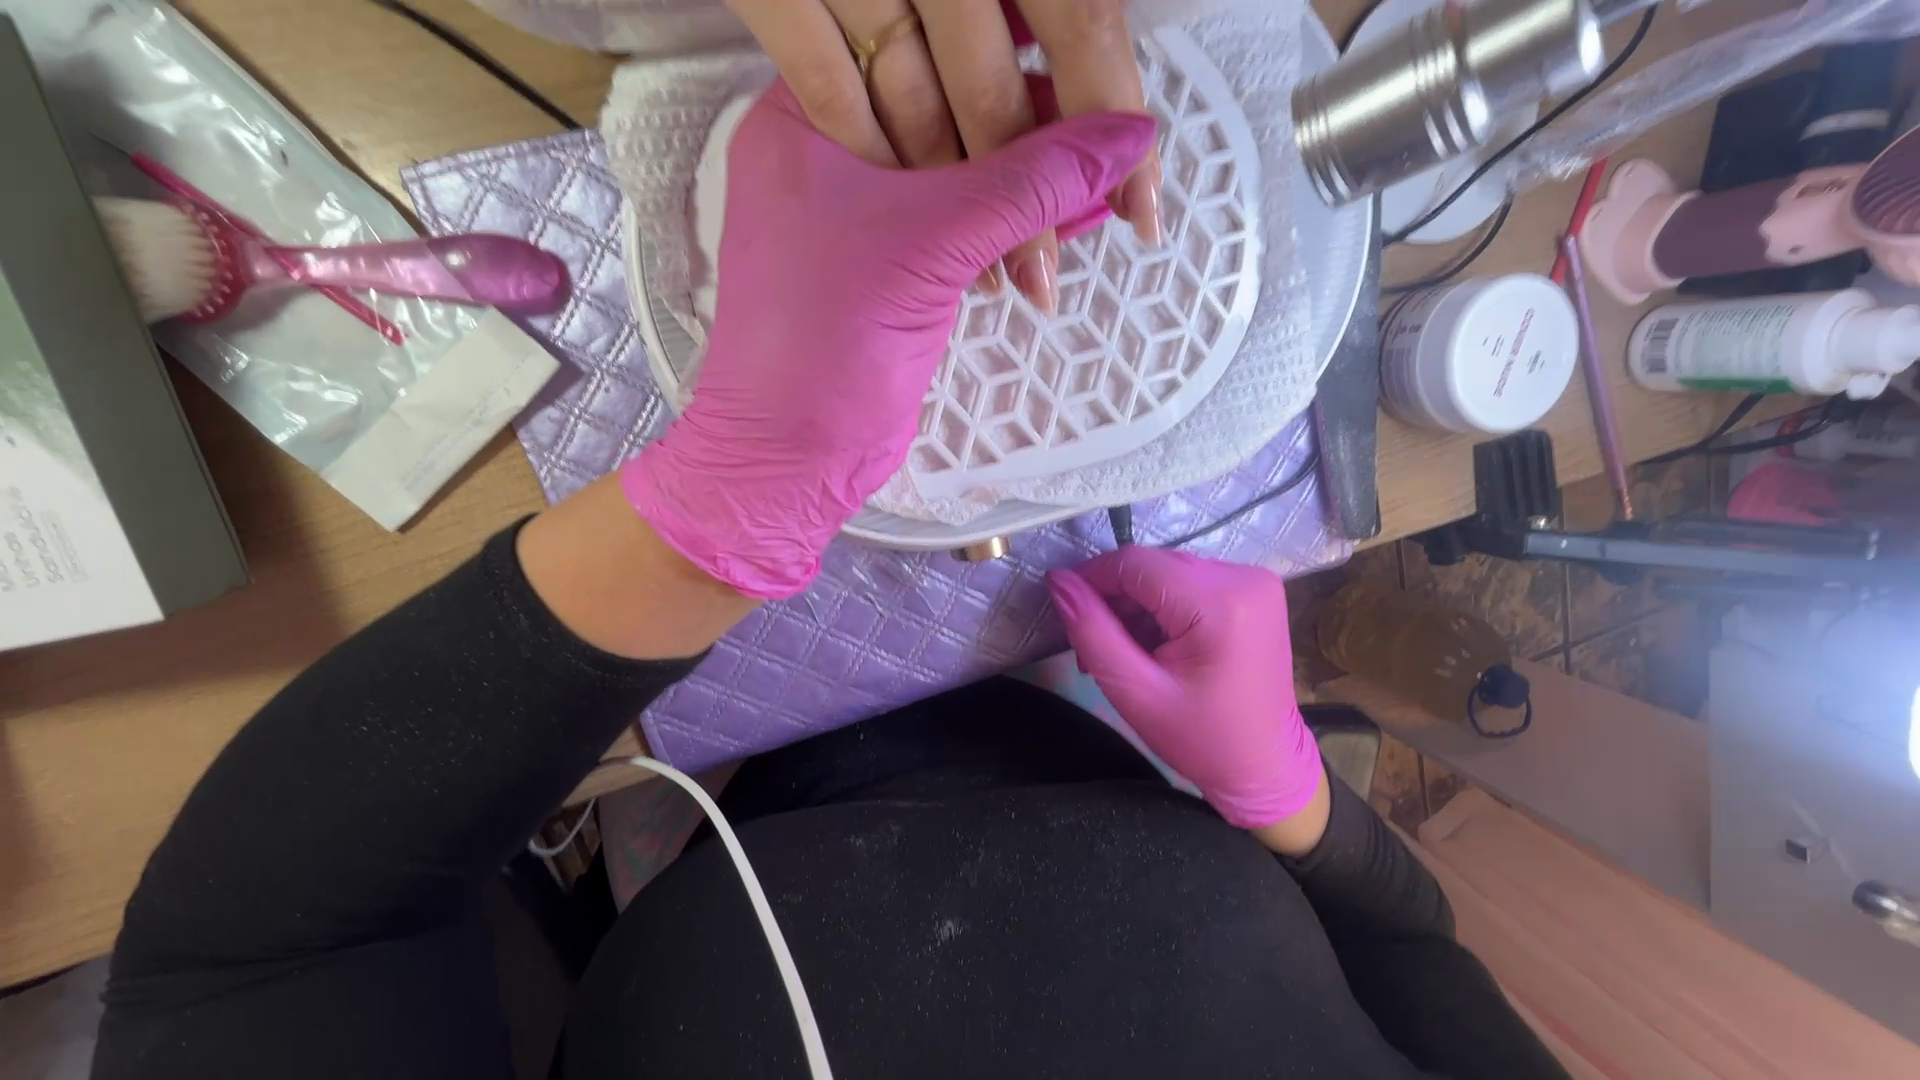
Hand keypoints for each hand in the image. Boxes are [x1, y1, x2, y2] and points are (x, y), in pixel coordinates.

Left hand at [724, 0, 1163, 313]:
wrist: (791, 456)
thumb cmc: (823, 346)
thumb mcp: (930, 247)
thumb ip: (1029, 184)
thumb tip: (1130, 134)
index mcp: (810, 112)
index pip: (920, 47)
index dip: (1006, 51)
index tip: (1084, 60)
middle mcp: (833, 148)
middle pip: (949, 103)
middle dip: (1033, 122)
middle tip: (1107, 136)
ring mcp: (862, 208)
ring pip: (963, 165)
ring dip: (1033, 179)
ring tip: (1102, 185)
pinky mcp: (892, 260)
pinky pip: (964, 219)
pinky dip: (1015, 222)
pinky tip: (1068, 223)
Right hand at [1047, 547, 1324, 832]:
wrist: (1265, 765)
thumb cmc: (1201, 739)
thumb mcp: (1135, 692)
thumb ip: (1092, 631)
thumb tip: (1058, 580)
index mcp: (1220, 603)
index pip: (1136, 563)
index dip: (1092, 578)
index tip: (1067, 608)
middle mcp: (1243, 578)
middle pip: (1153, 565)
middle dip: (1116, 597)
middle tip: (1093, 643)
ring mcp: (1254, 581)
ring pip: (1168, 571)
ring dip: (1138, 603)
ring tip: (1124, 650)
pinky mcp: (1254, 589)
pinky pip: (1190, 581)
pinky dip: (1164, 605)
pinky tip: (1155, 642)